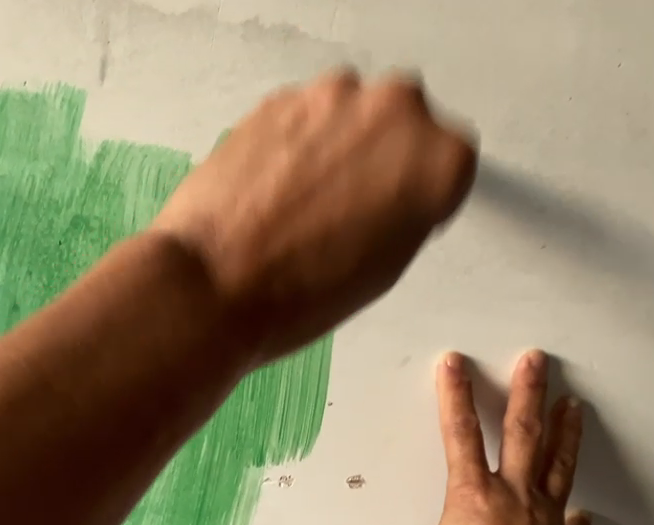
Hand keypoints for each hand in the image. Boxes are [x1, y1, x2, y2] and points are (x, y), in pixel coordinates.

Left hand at [150, 69, 477, 362]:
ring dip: (329, 150)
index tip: (388, 218)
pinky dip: (288, 148)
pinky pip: (297, 120)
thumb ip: (403, 215)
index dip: (410, 198)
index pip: (444, 166)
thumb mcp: (379, 271)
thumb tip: (389, 198)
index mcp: (440, 162)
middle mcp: (395, 112)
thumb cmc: (291, 298)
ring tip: (293, 211)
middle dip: (372, 162)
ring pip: (345, 118)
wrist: (209, 288)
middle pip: (397, 129)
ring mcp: (332, 97)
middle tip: (336, 215)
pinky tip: (265, 195)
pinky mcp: (276, 99)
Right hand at [365, 349, 591, 524]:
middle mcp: (513, 496)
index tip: (456, 365)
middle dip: (528, 391)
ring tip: (575, 404)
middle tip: (537, 360)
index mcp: (471, 497)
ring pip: (558, 462)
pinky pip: (574, 523)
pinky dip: (576, 516)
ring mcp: (546, 516)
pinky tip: (581, 511)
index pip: (459, 435)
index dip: (455, 396)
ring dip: (566, 431)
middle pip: (523, 431)